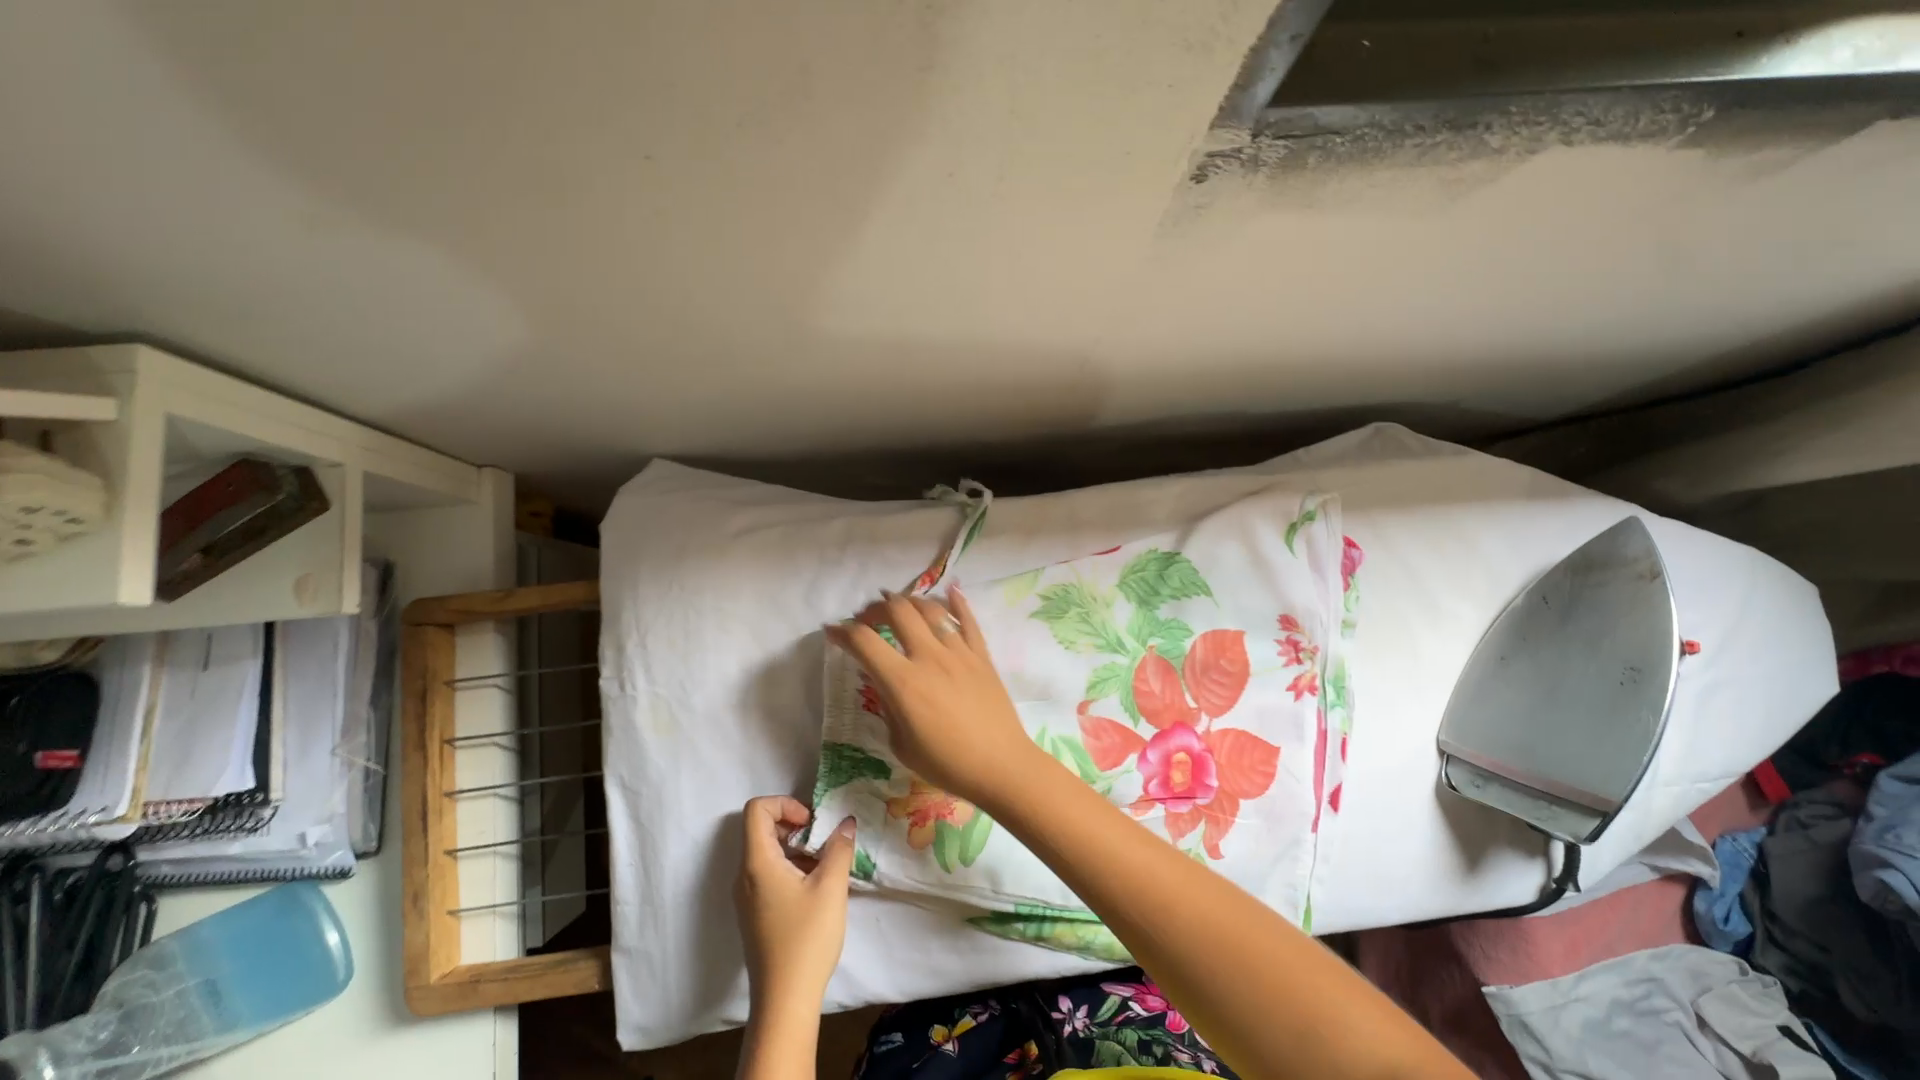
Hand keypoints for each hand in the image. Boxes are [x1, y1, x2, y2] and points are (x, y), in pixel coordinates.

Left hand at [733, 796, 854, 1007]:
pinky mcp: (754, 914)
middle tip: (824, 841)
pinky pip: (768, 875)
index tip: (812, 823)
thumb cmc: (807, 938)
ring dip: (796, 849)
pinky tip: (816, 890)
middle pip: (760, 829)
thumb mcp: (831, 888)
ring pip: (766, 854)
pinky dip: (790, 869)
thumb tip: (845, 823)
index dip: (785, 804)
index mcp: (757, 863)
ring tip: (826, 866)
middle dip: (794, 826)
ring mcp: (746, 896)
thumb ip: (839, 848)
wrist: (785, 999)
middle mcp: (744, 875)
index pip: (756, 809)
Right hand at [825, 588, 1049, 810]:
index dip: (842, 632)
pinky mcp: (982, 656)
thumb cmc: (947, 764)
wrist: (1001, 766)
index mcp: (903, 682)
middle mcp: (929, 657)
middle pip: (898, 611)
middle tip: (867, 618)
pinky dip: (957, 602)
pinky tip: (950, 591)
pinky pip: (968, 620)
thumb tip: (885, 686)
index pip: (864, 642)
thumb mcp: (901, 744)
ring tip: (899, 606)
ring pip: (930, 609)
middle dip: (875, 608)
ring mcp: (959, 653)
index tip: (833, 632)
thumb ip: (889, 708)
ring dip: (909, 601)